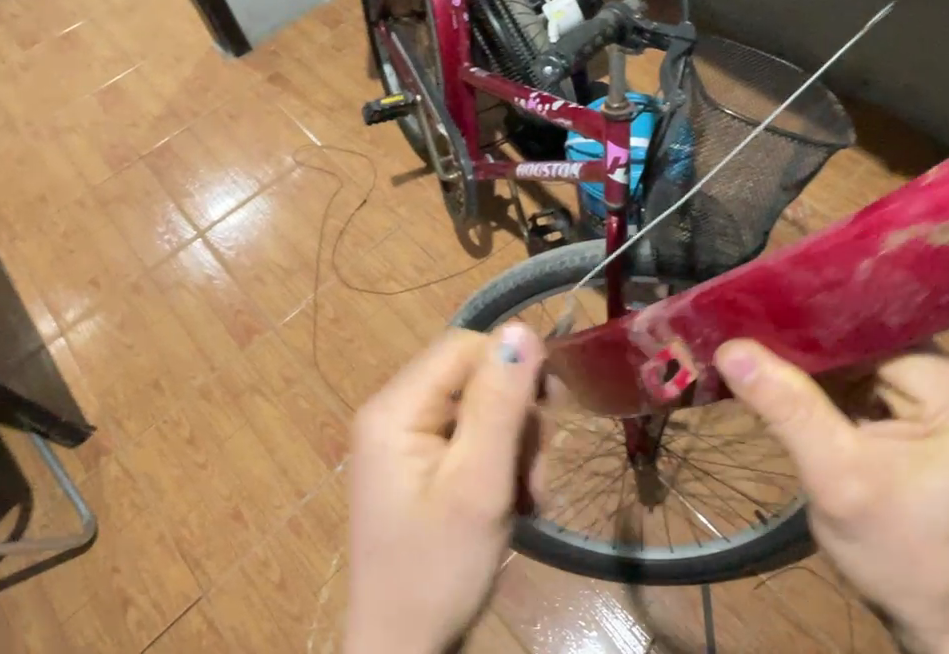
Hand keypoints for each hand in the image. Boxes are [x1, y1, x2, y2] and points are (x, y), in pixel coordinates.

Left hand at [345, 325, 544, 653]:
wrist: (403, 652)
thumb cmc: (437, 569)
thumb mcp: (478, 484)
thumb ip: (500, 403)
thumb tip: (521, 328)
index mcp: (395, 408)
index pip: (465, 347)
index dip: (513, 366)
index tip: (553, 406)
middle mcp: (395, 413)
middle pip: (475, 378)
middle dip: (517, 418)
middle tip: (536, 472)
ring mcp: (406, 442)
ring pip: (481, 409)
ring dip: (516, 446)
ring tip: (528, 496)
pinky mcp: (421, 467)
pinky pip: (471, 440)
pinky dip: (501, 464)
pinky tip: (516, 502)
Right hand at [715, 341, 948, 653]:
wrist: (938, 619)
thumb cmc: (898, 553)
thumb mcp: (837, 479)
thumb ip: (788, 409)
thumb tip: (729, 348)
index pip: (868, 332)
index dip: (810, 327)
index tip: (751, 319)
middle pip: (862, 342)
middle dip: (804, 345)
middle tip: (743, 334)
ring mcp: (933, 398)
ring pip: (855, 360)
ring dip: (808, 366)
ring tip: (753, 351)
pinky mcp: (913, 415)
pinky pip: (857, 383)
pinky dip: (820, 387)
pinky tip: (781, 382)